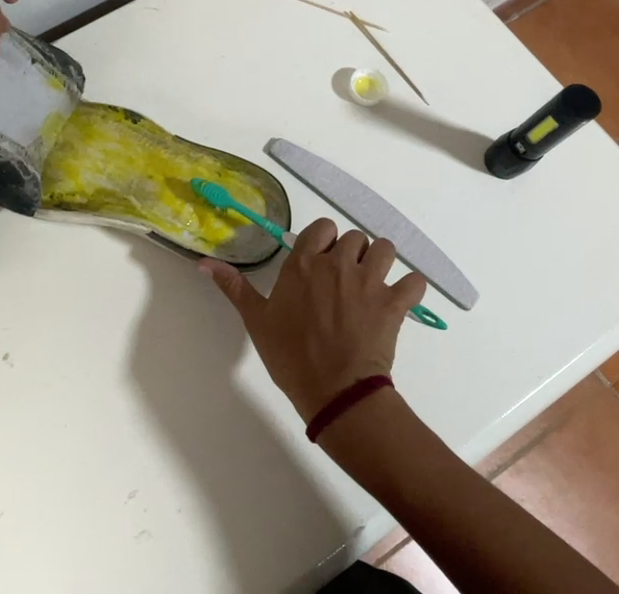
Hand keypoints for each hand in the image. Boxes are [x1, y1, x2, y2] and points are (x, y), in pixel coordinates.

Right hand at [201, 220, 426, 423]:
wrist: (333, 391)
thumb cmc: (290, 356)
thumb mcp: (256, 320)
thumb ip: (234, 287)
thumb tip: (203, 263)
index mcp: (303, 264)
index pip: (322, 227)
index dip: (324, 241)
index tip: (321, 261)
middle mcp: (337, 264)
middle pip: (354, 237)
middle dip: (352, 253)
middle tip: (345, 279)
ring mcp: (369, 282)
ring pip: (385, 249)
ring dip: (381, 262)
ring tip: (373, 284)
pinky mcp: (394, 303)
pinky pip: (415, 281)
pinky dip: (411, 288)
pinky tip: (401, 300)